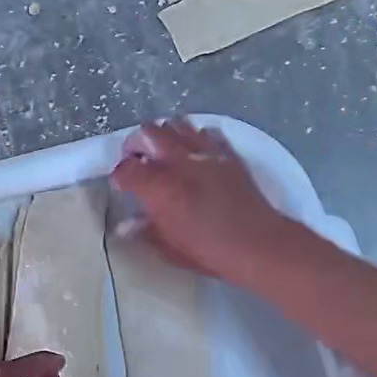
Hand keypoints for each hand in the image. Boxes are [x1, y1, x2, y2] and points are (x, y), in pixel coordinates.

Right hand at [109, 118, 305, 285]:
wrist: (258, 245)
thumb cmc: (209, 251)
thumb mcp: (169, 248)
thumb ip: (144, 231)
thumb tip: (125, 226)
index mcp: (157, 185)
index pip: (126, 169)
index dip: (118, 176)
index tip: (121, 185)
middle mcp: (177, 161)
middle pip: (146, 133)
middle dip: (135, 145)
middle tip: (137, 160)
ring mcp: (204, 153)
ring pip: (176, 125)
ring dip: (164, 134)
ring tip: (163, 151)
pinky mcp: (226, 154)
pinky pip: (207, 132)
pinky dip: (196, 137)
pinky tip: (196, 151)